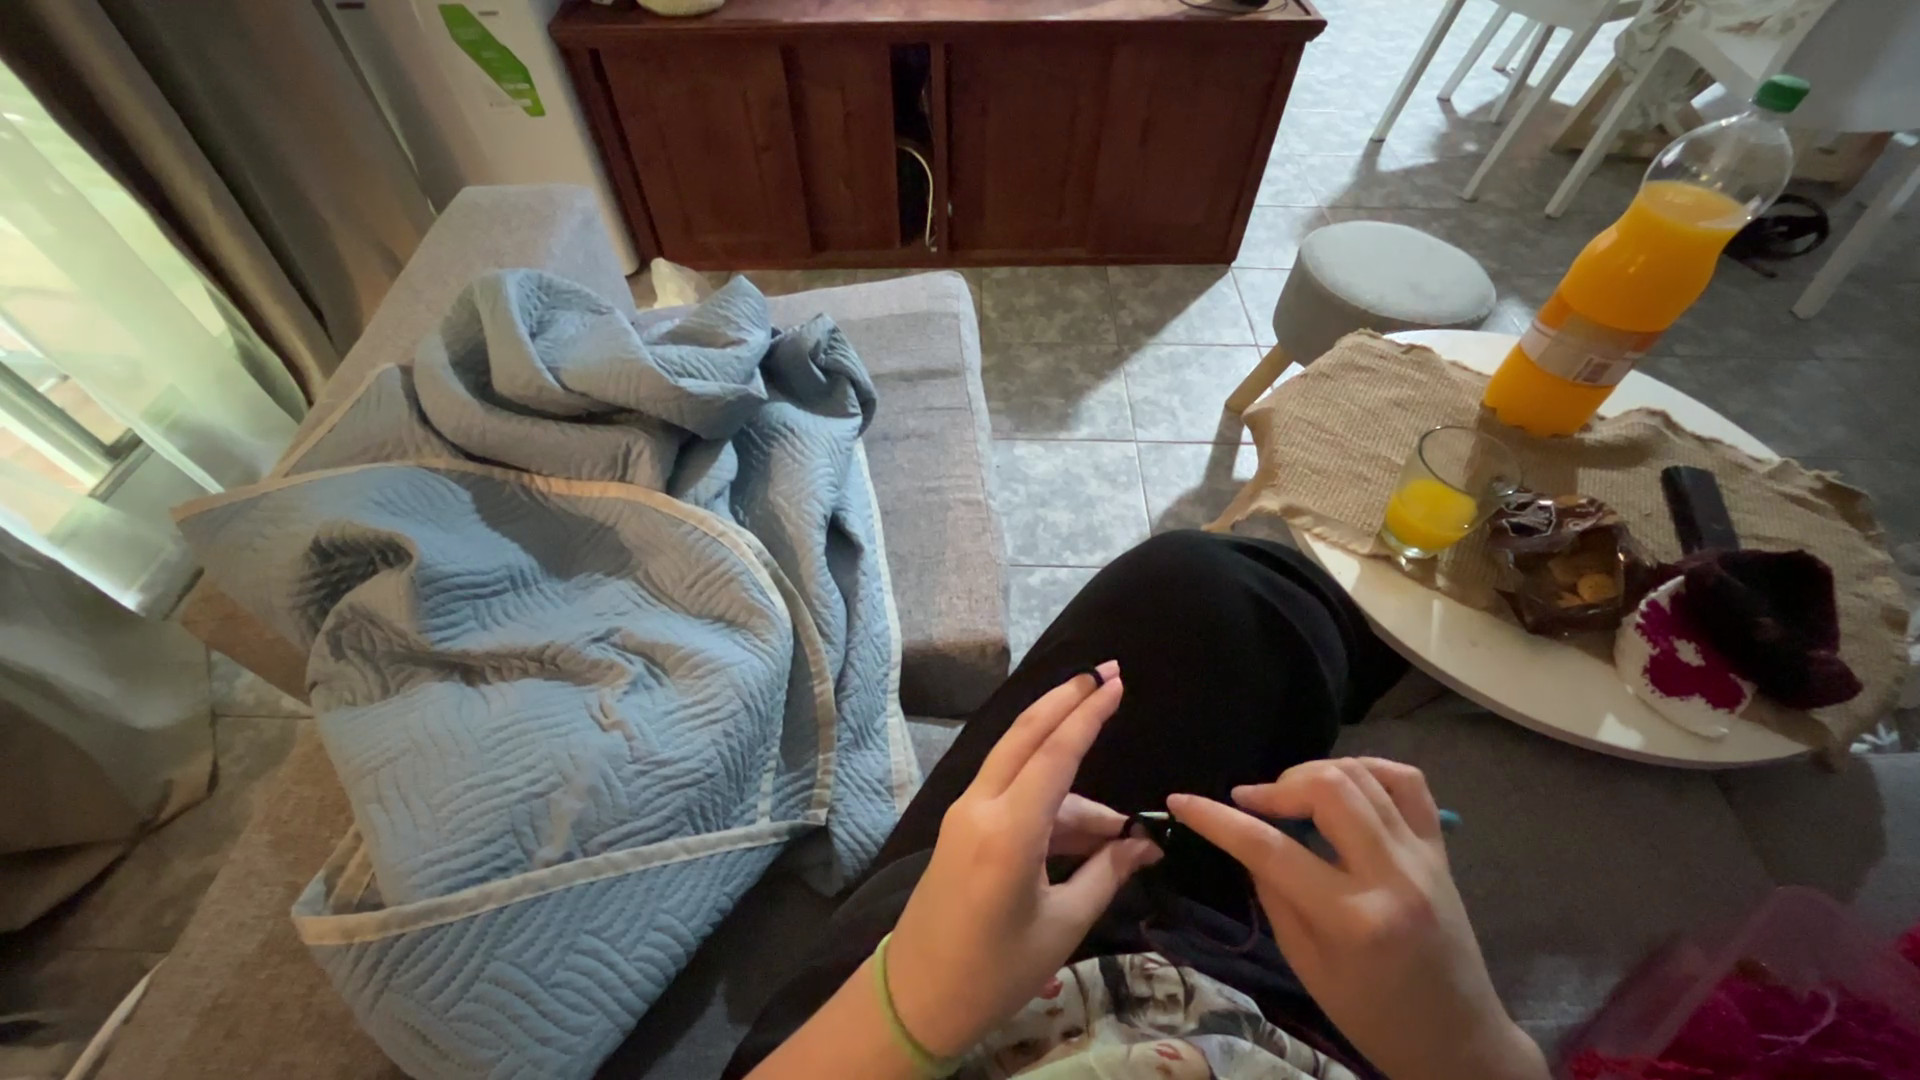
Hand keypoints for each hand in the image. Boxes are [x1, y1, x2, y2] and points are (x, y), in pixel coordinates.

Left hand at [884, 662, 1161, 1057]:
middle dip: (1067, 699)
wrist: (917, 997)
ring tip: (1121, 830)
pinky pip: (1011, 790)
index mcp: (1008, 831)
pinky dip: (1049, 799)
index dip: (1089, 713)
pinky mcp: (962, 824)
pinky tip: (1086, 833)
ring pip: (1022, 765)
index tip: (1116, 681)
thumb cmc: (994, 971)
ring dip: (1071, 780)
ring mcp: (966, 811)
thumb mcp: (1061, 925)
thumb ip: (1106, 874)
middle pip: (1026, 733)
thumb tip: (1145, 844)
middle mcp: (981, 806)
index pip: (1055, 753)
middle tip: (1107, 672)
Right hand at [1168, 759, 1546, 1079]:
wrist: (1459, 1042)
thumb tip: (1245, 838)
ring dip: (1312, 775)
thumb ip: (1272, 891)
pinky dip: (1366, 769)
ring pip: (1360, 774)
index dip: (1216, 818)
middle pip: (1326, 788)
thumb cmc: (1372, 1016)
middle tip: (1253, 805)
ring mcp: (1423, 856)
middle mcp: (1392, 875)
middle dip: (1276, 786)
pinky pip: (1406, 781)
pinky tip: (1341, 785)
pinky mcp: (1440, 849)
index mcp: (1352, 918)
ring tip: (1291, 799)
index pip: (1268, 848)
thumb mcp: (1305, 963)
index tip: (1182, 801)